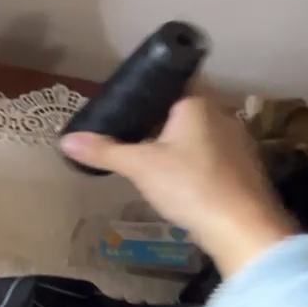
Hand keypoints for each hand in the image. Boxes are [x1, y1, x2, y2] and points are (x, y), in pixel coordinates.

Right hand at [60, 97, 297, 275]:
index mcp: (197, 105)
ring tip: (147, 153)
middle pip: (184, 107)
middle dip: (159, 117)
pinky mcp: (241, 166)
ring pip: (198, 131)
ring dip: (176, 139)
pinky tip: (176, 176)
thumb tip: (66, 140)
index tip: (128, 98)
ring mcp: (236, 141)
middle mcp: (222, 115)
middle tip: (129, 128)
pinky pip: (209, 152)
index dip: (150, 87)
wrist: (242, 227)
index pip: (175, 80)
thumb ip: (104, 151)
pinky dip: (191, 158)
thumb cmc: (189, 185)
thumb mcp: (139, 167)